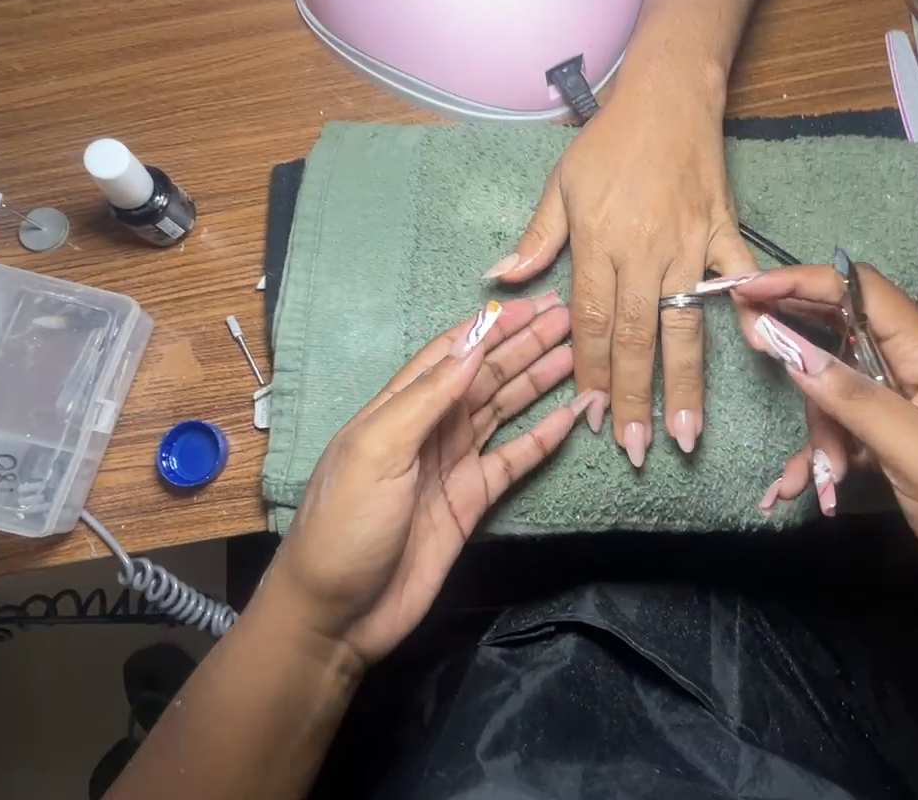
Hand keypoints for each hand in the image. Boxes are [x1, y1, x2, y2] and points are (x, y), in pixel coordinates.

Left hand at [263, 294, 592, 664]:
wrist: (338, 612)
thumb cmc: (347, 523)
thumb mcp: (377, 450)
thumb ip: (426, 398)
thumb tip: (473, 343)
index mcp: (401, 406)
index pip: (453, 352)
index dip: (492, 326)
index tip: (532, 304)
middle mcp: (431, 426)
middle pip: (486, 374)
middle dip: (525, 345)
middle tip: (568, 318)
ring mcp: (454, 462)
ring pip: (504, 408)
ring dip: (538, 380)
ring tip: (578, 355)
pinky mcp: (472, 499)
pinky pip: (515, 459)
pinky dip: (544, 438)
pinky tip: (571, 416)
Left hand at [484, 87, 752, 467]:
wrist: (667, 97)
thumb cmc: (607, 145)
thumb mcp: (560, 187)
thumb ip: (536, 239)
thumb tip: (499, 280)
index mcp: (599, 245)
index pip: (592, 322)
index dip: (592, 372)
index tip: (594, 417)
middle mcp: (643, 254)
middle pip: (636, 336)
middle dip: (635, 397)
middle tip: (636, 450)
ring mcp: (689, 247)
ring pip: (683, 324)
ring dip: (683, 382)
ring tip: (684, 433)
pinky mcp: (723, 234)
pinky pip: (737, 280)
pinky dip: (746, 314)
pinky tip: (753, 356)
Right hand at [726, 266, 917, 621]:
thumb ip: (856, 400)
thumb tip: (787, 348)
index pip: (860, 292)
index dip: (802, 280)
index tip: (746, 288)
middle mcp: (911, 371)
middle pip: (837, 329)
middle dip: (790, 337)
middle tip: (747, 340)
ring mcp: (898, 407)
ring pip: (830, 389)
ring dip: (816, 430)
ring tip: (824, 475)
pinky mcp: (888, 442)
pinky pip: (837, 432)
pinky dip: (818, 456)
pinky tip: (803, 488)